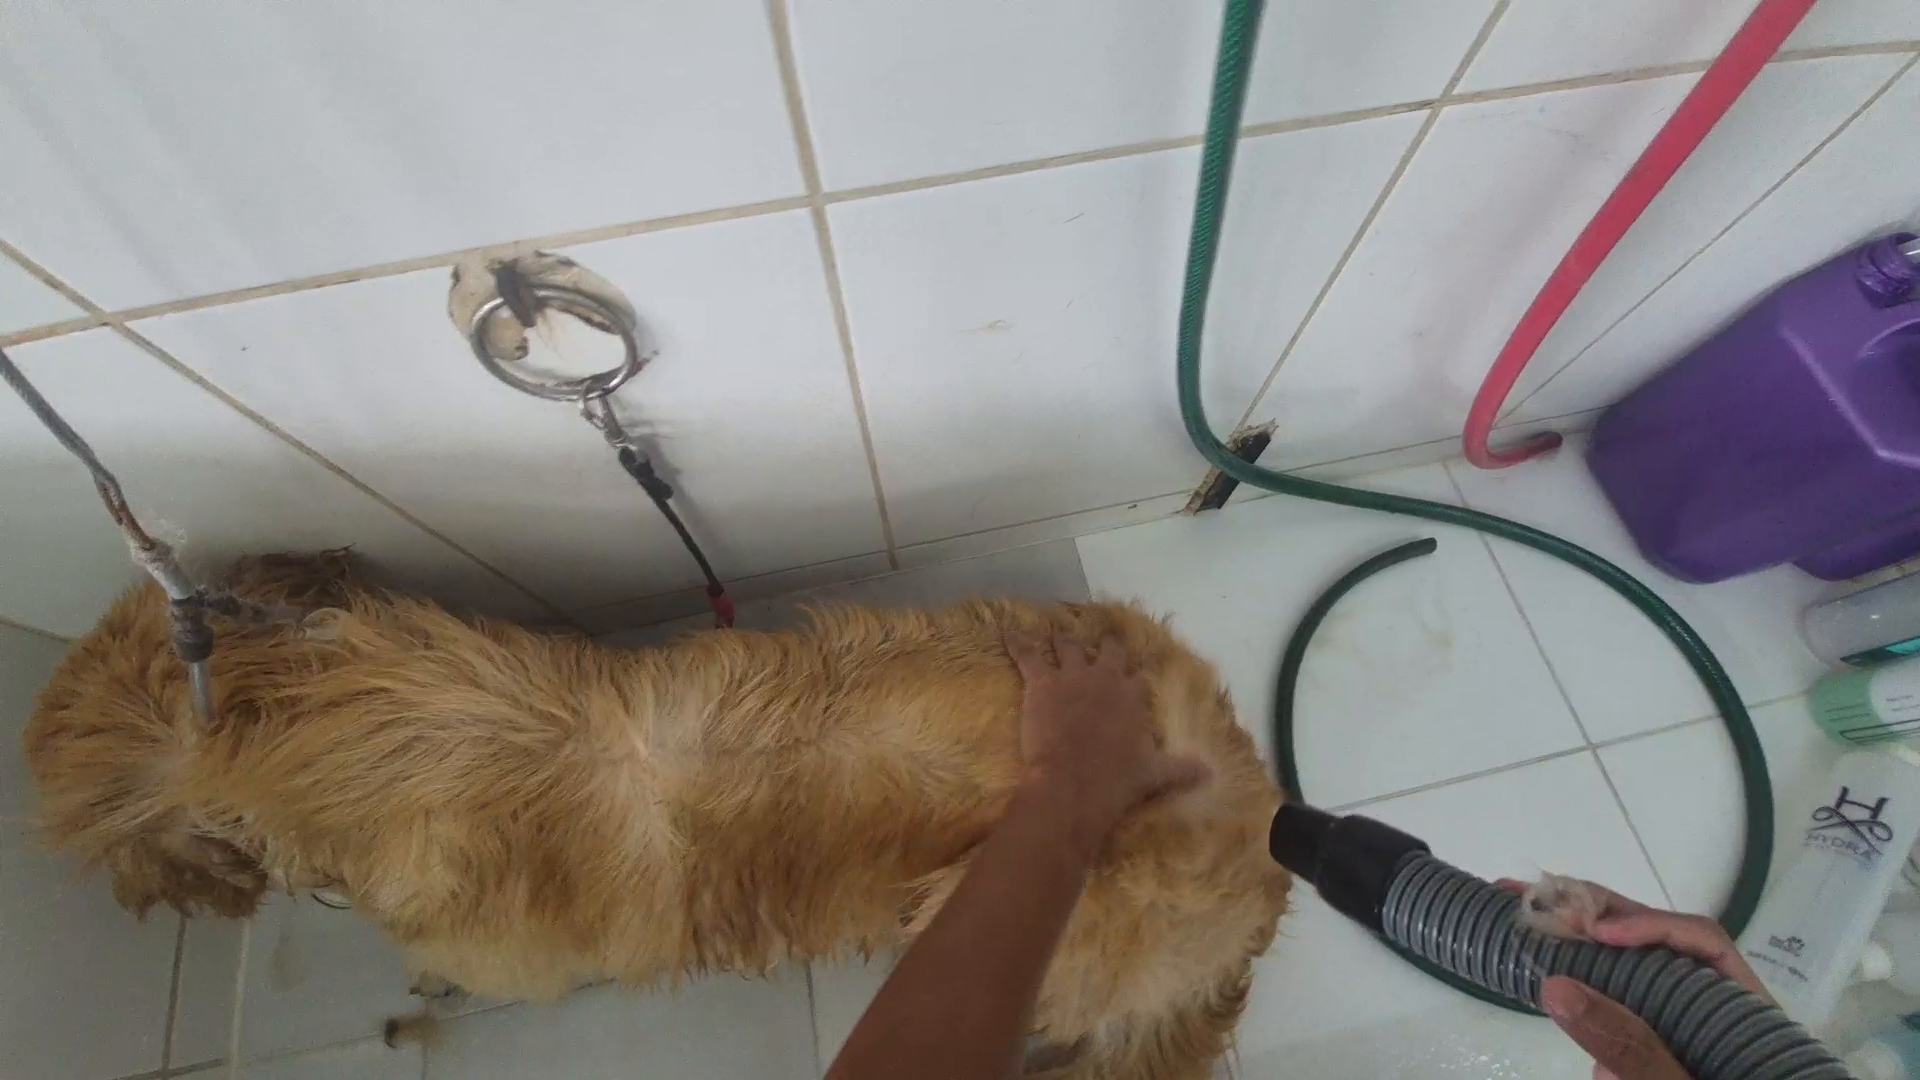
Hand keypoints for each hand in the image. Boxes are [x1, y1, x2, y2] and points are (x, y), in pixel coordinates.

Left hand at [1005, 633, 1209, 846]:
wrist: (1075, 782)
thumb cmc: (1117, 780)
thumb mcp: (1155, 775)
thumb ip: (1181, 768)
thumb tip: (1211, 773)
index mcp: (1132, 697)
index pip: (1137, 677)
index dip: (1133, 675)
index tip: (1133, 673)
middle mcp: (1105, 678)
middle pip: (1108, 651)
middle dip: (1106, 646)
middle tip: (1102, 642)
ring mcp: (1072, 676)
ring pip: (1068, 646)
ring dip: (1064, 641)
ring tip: (1058, 635)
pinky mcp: (1041, 681)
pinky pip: (1026, 654)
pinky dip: (1017, 643)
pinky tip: (1007, 633)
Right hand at [1499, 879, 1771, 1079]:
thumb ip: (1633, 1049)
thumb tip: (1555, 985)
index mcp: (1747, 1018)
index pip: (1701, 943)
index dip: (1645, 924)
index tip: (1591, 931)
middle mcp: (1715, 1011)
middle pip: (1655, 943)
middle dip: (1591, 919)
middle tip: (1532, 903)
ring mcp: (1681, 1026)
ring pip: (1627, 968)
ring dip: (1576, 948)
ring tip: (1524, 923)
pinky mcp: (1653, 1043)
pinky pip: (1613, 1004)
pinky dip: (1579, 989)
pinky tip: (1548, 983)